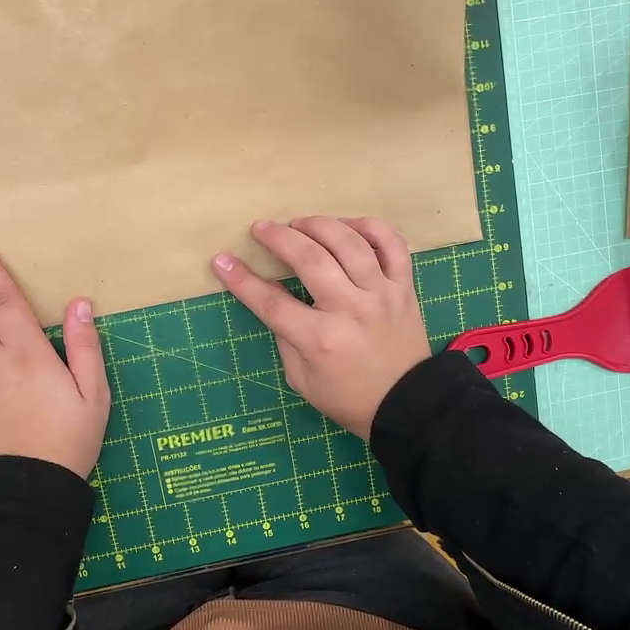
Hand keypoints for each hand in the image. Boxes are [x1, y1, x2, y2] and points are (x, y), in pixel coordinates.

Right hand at [211, 217, 430, 438]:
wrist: (406, 405)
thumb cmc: (348, 398)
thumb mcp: (302, 378)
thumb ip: (284, 334)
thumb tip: (270, 291)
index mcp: (321, 339)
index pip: (272, 302)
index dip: (242, 280)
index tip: (223, 261)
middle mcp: (351, 310)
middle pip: (309, 259)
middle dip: (279, 237)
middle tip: (262, 229)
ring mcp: (381, 294)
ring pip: (349, 243)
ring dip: (319, 225)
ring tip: (301, 224)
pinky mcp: (404, 287)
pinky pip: (392, 244)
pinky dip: (371, 227)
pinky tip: (349, 227)